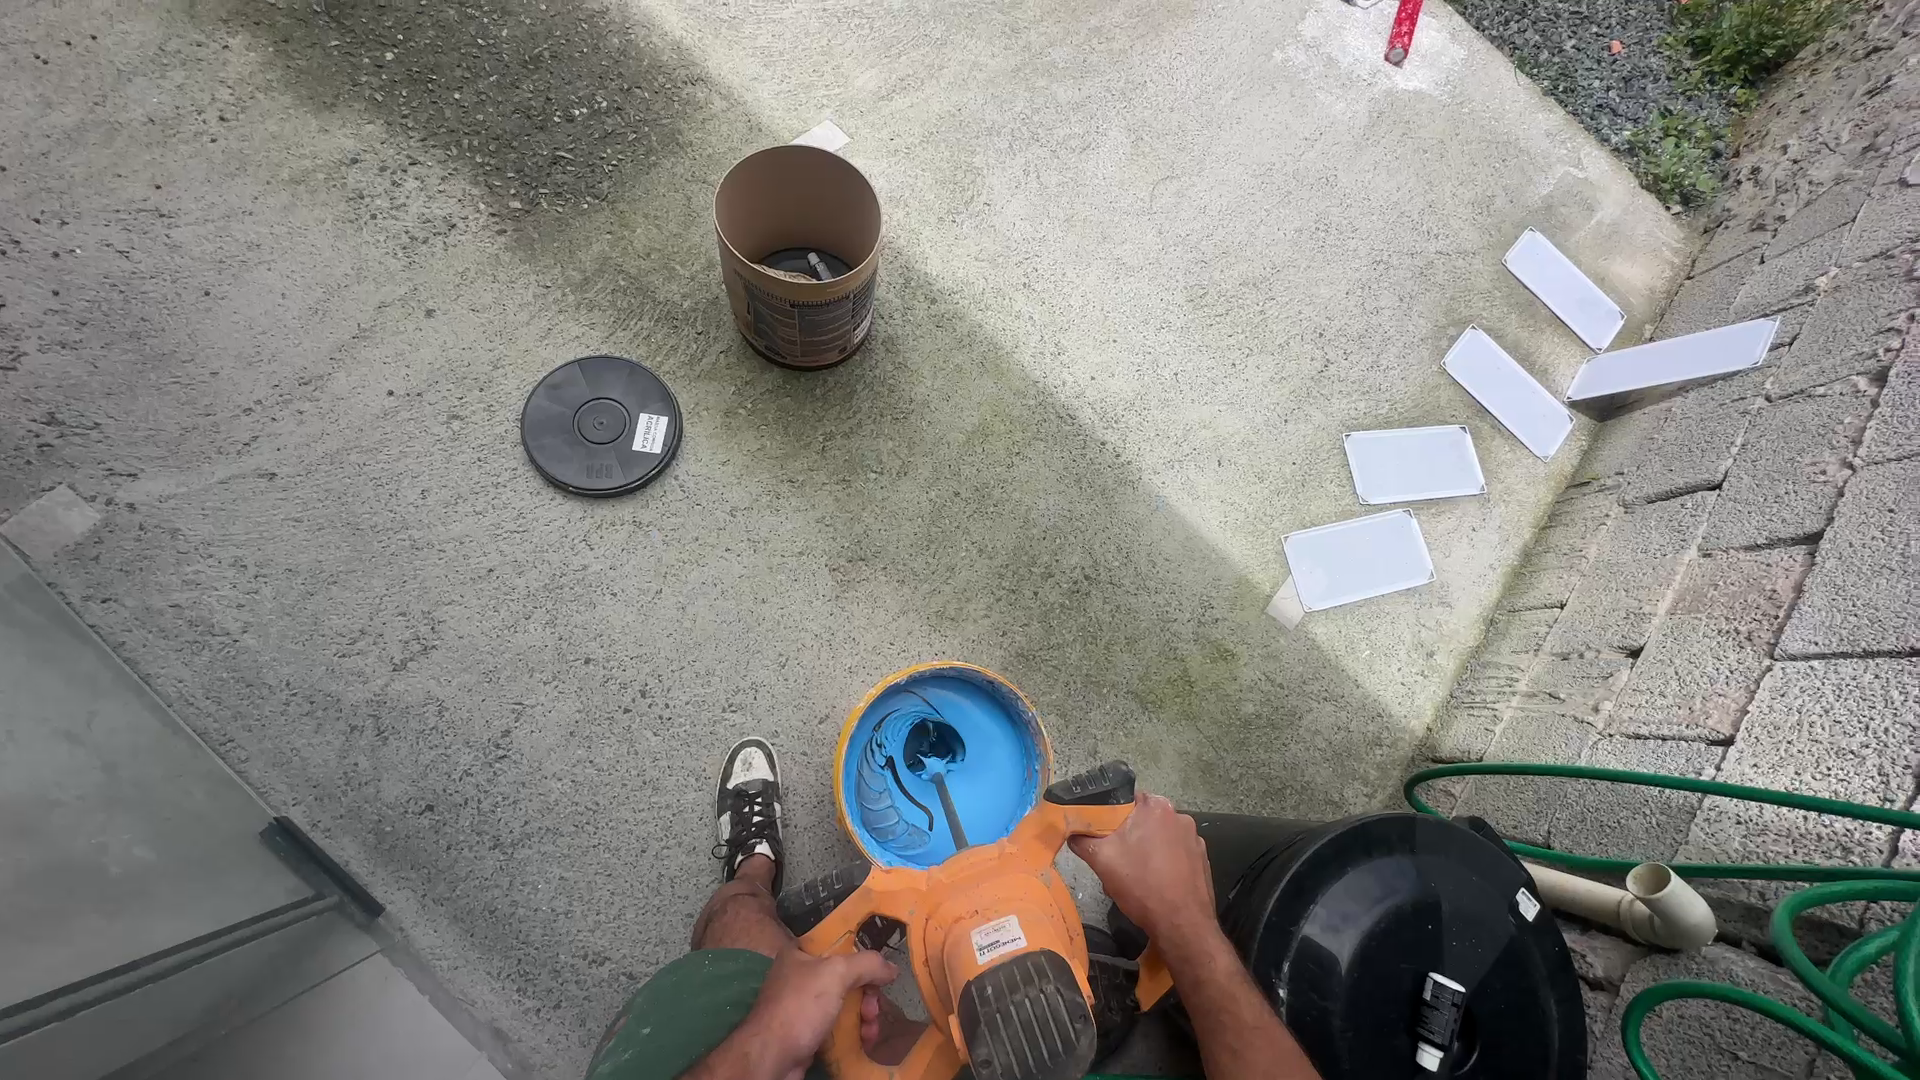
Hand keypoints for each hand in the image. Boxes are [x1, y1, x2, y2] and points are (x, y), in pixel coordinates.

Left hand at [737, 946, 897, 1079]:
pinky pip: (839, 1025)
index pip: (840, 943)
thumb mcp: (837, 973)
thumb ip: (868, 964)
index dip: (862, 955)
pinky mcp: (808, 1032)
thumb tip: (892, 968)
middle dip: (867, 993)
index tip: (879, 971)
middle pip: (847, 976)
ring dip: (865, 1015)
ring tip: (870, 1030)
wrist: (771, 1059)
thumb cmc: (800, 1006)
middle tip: (873, 1008)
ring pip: (845, 1003)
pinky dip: (854, 1031)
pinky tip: (865, 1041)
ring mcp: (804, 1006)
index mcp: (801, 952)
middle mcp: (802, 975)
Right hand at [1069, 791, 1216, 947]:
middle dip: (1127, 837)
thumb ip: (1082, 839)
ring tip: (1135, 877)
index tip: (1103, 835)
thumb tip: (1072, 832)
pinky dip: (1165, 864)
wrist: (1182, 926)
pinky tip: (1156, 885)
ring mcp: (1194, 839)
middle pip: (1142, 820)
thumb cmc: (1142, 886)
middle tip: (1116, 860)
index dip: (1110, 817)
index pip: (1125, 800)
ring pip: (1159, 838)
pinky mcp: (1202, 860)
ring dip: (1146, 851)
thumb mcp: (1101, 860)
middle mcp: (1179, 816)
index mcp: (1155, 806)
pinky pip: (1175, 854)